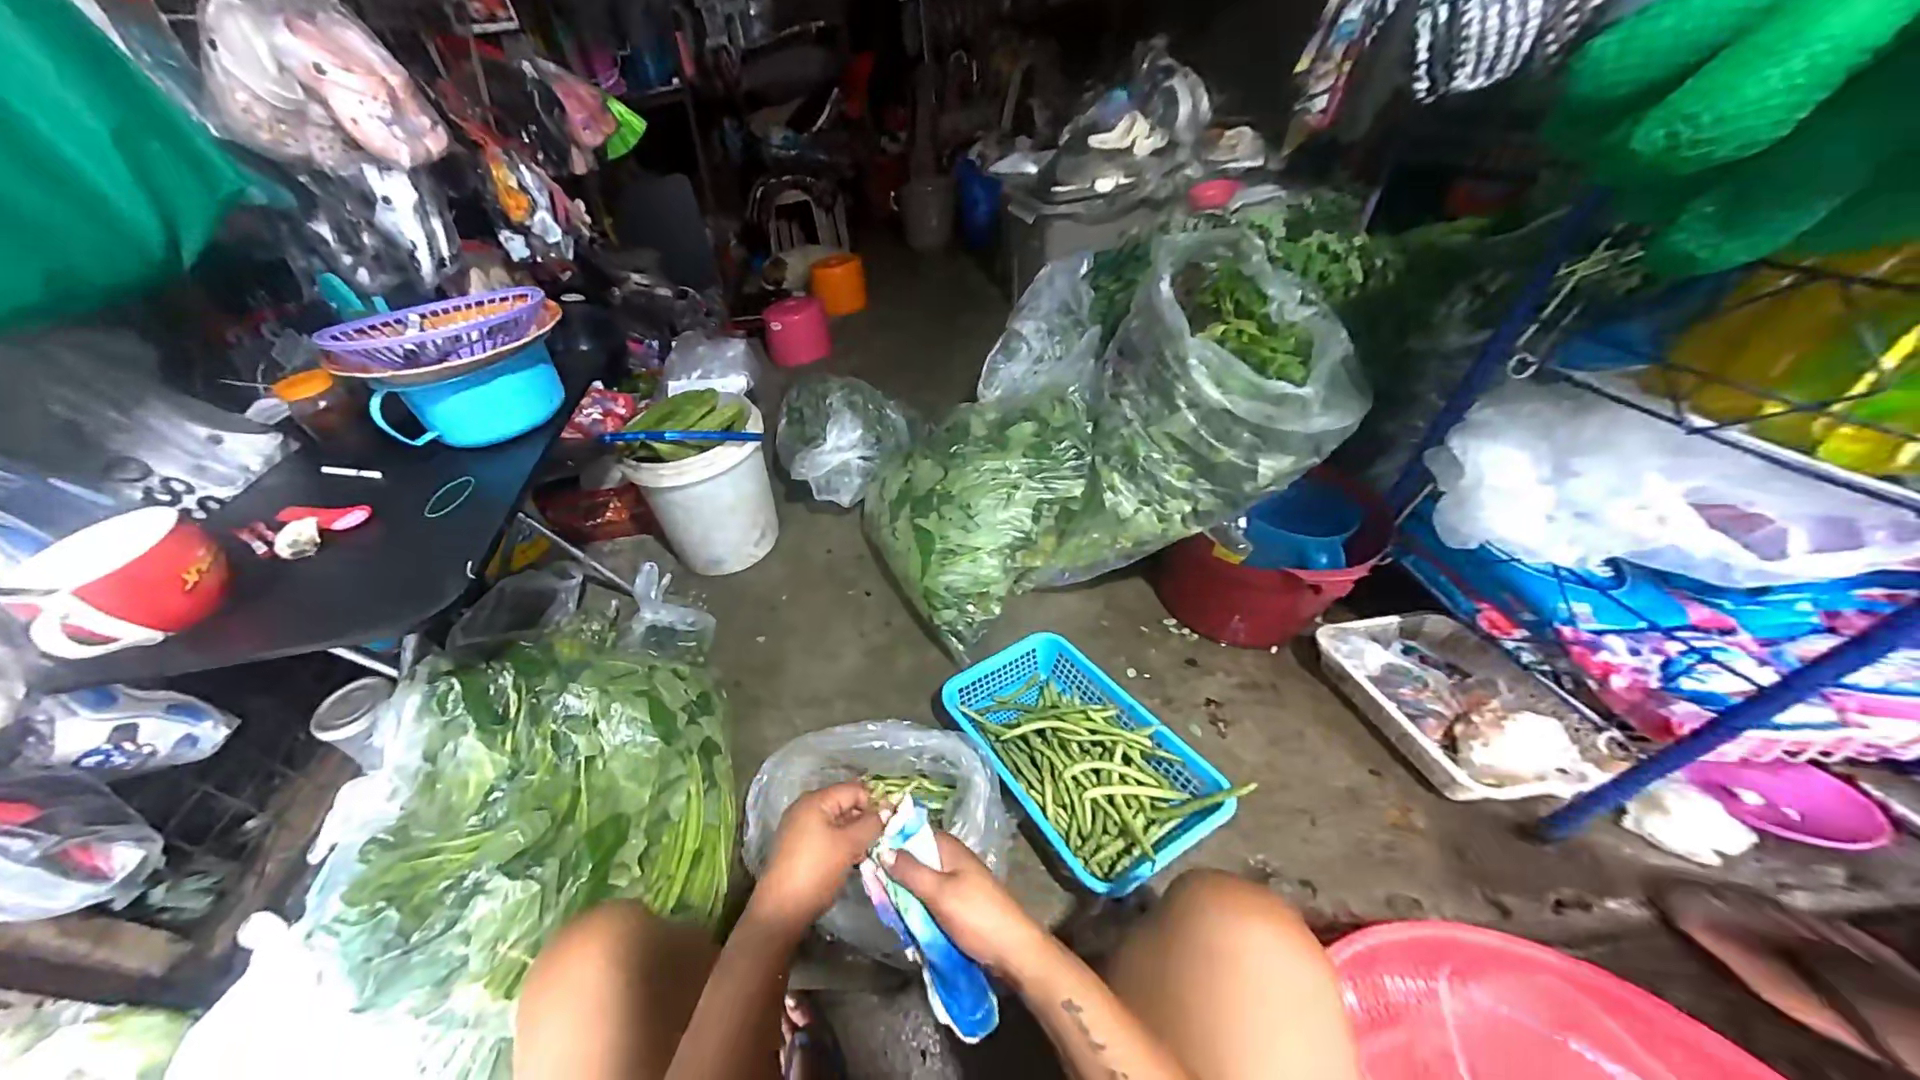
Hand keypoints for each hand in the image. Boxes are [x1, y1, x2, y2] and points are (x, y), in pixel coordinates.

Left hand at [752, 781, 884, 931]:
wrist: (781, 911)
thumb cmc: (817, 870)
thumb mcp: (849, 845)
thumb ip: (871, 823)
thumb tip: (887, 811)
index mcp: (816, 800)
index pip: (855, 790)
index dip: (874, 804)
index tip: (888, 825)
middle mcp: (805, 808)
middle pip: (845, 804)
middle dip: (864, 820)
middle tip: (878, 841)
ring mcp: (799, 827)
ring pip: (837, 822)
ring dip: (854, 835)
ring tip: (863, 854)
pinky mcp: (798, 846)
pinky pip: (827, 836)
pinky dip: (841, 844)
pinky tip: (849, 861)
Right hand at [880, 830, 1050, 975]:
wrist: (1013, 952)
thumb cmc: (977, 916)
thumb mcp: (939, 892)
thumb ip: (910, 871)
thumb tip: (883, 848)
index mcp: (948, 848)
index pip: (913, 833)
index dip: (890, 840)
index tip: (867, 854)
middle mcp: (950, 860)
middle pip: (913, 860)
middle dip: (894, 876)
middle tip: (876, 893)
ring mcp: (954, 883)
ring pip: (919, 884)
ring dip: (905, 897)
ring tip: (889, 912)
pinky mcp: (956, 905)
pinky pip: (928, 901)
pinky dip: (917, 911)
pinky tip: (906, 925)